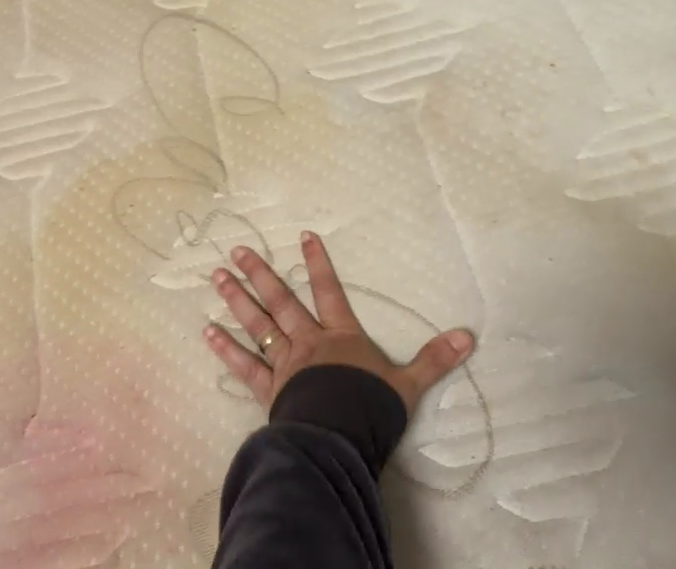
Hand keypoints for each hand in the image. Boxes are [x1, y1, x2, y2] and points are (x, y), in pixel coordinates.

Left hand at [201, 230, 473, 412]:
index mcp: (341, 337)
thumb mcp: (409, 385)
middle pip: (281, 301)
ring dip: (236, 299)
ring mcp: (285, 364)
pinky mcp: (268, 390)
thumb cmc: (372, 410)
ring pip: (258, 325)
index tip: (303, 235)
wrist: (340, 441)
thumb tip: (468, 336)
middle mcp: (308, 342)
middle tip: (235, 250)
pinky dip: (225, 348)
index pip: (328, 290)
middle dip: (259, 274)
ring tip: (216, 276)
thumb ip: (434, 359)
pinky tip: (207, 331)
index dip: (317, 262)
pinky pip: (243, 365)